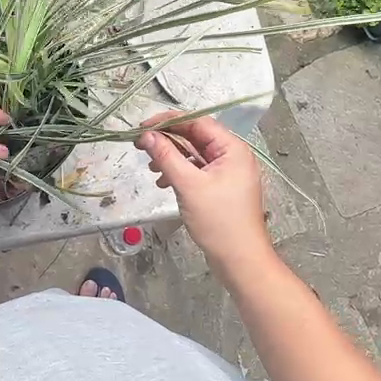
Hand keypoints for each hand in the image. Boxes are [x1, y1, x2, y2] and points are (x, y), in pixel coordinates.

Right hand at [135, 112, 271, 272]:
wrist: (240, 260)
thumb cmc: (218, 220)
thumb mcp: (188, 185)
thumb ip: (166, 156)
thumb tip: (146, 135)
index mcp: (232, 148)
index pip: (197, 121)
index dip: (168, 121)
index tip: (142, 127)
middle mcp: (232, 155)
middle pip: (195, 136)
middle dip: (167, 140)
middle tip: (140, 145)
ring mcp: (227, 172)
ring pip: (194, 154)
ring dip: (171, 157)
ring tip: (152, 168)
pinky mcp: (221, 187)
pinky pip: (197, 170)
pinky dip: (180, 172)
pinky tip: (164, 182)